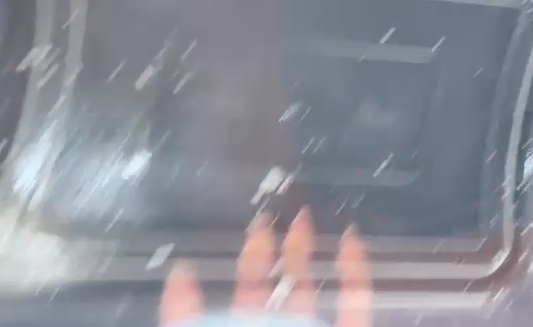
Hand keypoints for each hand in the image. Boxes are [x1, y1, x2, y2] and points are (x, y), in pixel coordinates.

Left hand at [160, 208, 370, 325]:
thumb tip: (176, 274)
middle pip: (263, 294)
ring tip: (302, 216)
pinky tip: (350, 237)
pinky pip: (356, 301)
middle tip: (262, 216)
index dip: (198, 290)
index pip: (211, 317)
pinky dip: (356, 269)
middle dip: (263, 254)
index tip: (192, 257)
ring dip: (305, 251)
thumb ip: (189, 317)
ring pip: (307, 290)